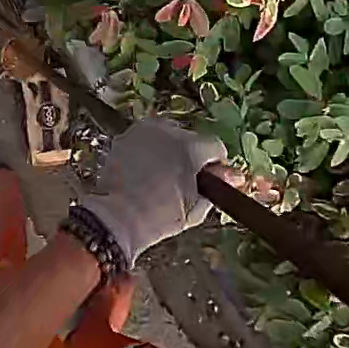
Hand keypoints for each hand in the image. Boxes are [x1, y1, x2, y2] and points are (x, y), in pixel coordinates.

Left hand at [79, 119, 228, 262]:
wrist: (116, 217)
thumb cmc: (159, 217)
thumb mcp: (195, 207)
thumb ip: (216, 187)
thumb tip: (232, 177)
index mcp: (190, 147)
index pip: (215, 146)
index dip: (216, 164)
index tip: (210, 179)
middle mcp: (168, 131)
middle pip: (191, 138)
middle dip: (192, 155)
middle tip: (184, 179)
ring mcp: (144, 131)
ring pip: (168, 135)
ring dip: (171, 149)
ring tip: (163, 174)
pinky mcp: (126, 136)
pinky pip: (147, 138)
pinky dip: (150, 149)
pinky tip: (145, 170)